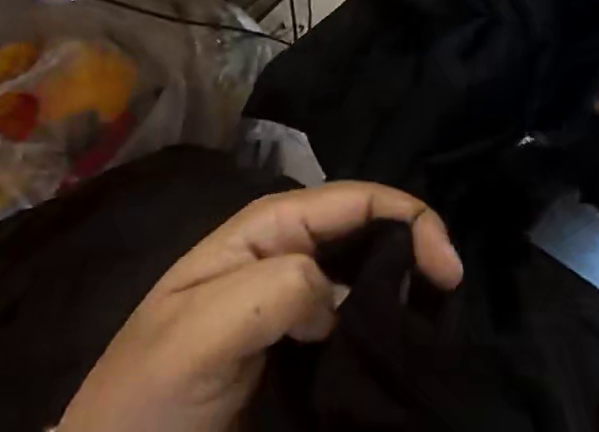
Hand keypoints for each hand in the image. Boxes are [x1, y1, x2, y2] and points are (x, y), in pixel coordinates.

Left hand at [57, 182, 463, 431]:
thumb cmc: (149, 399)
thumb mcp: (196, 333)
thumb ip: (275, 290)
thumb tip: (341, 301)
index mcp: (272, 227)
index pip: (360, 199)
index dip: (412, 219)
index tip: (447, 270)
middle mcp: (295, 250)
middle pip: (375, 227)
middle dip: (418, 247)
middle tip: (448, 293)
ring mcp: (302, 298)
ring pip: (375, 269)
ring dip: (409, 286)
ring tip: (434, 318)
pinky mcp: (310, 343)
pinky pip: (364, 317)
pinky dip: (393, 321)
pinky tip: (407, 337)